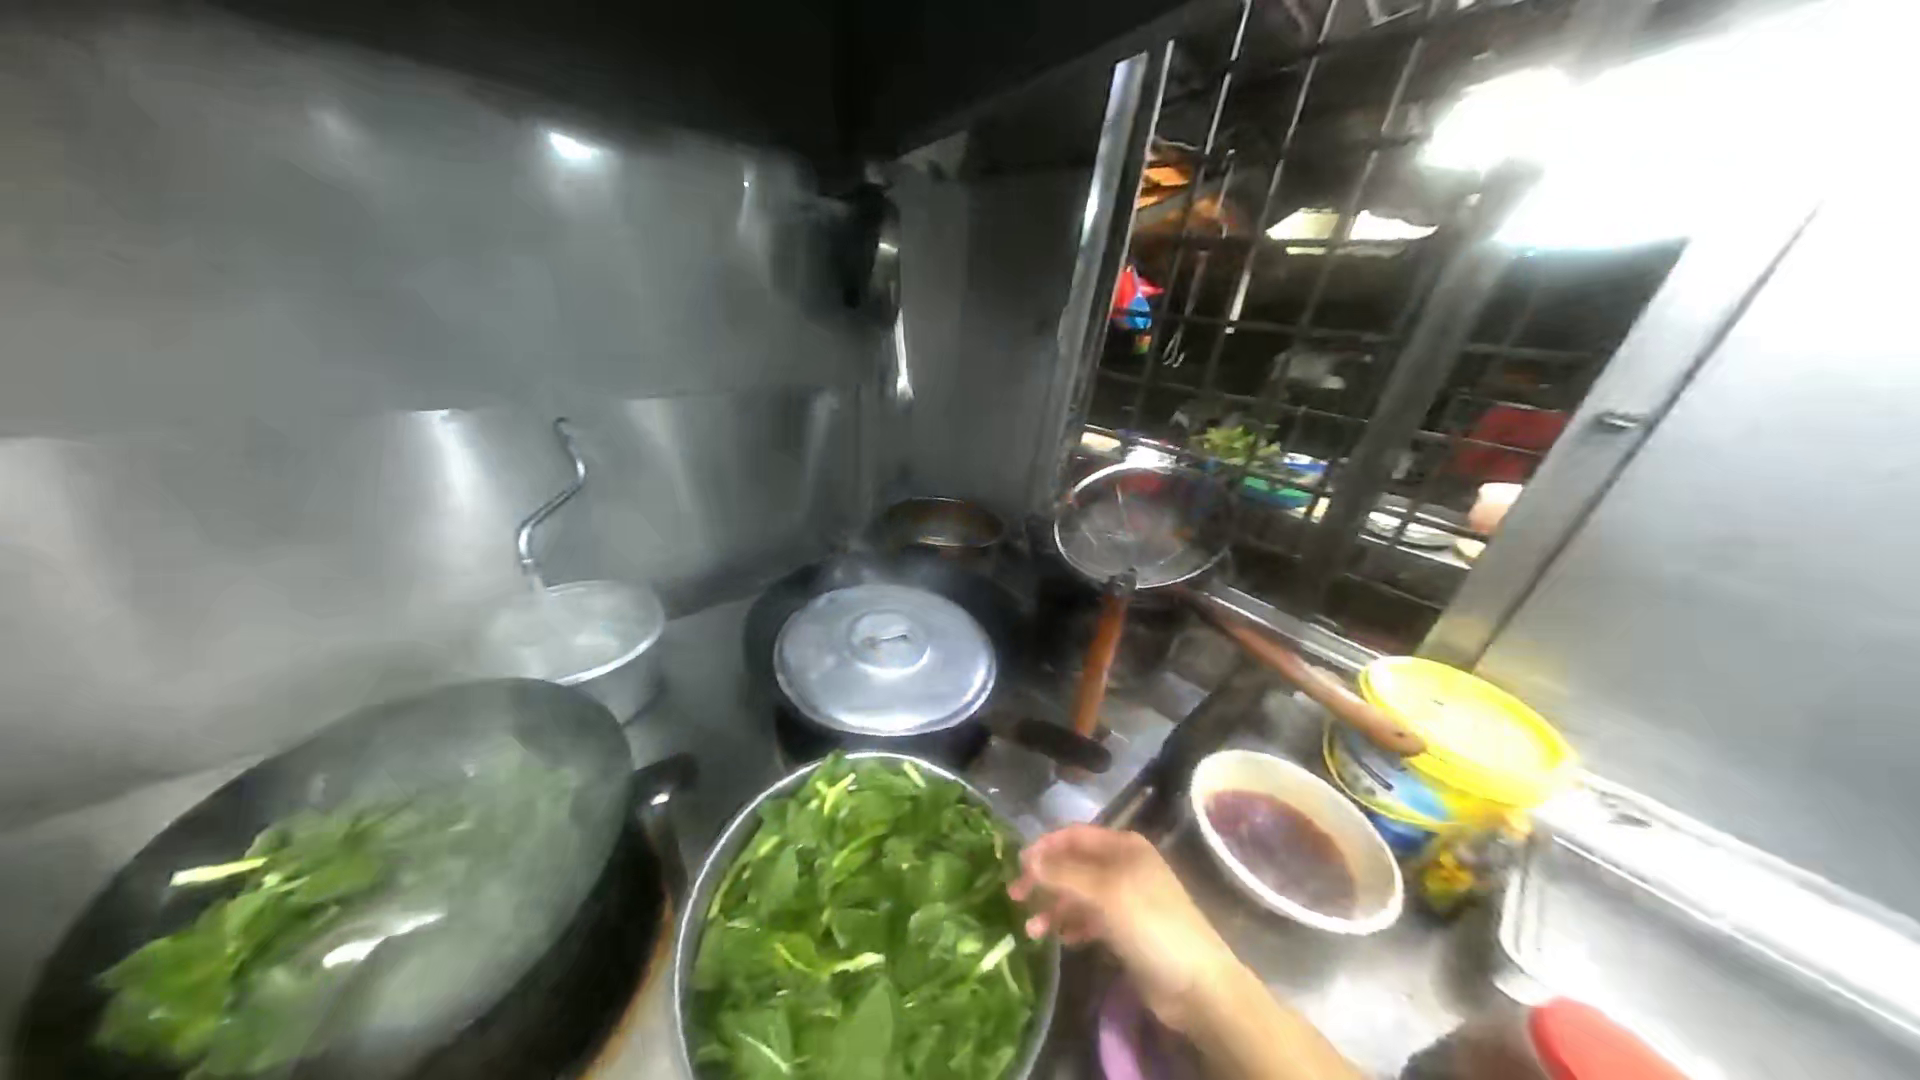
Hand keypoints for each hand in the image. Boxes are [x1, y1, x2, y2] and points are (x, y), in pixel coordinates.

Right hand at [1008, 825, 1237, 1034]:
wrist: (1196, 984)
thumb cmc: (1150, 923)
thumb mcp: (1104, 892)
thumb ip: (1064, 873)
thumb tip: (1027, 859)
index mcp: (1123, 845)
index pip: (1074, 835)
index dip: (1044, 846)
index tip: (1018, 865)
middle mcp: (1122, 865)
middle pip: (1073, 864)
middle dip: (1045, 879)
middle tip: (1015, 897)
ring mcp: (1125, 898)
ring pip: (1078, 894)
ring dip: (1054, 907)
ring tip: (1033, 931)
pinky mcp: (1125, 929)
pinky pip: (1089, 919)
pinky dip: (1072, 925)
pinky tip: (1060, 939)